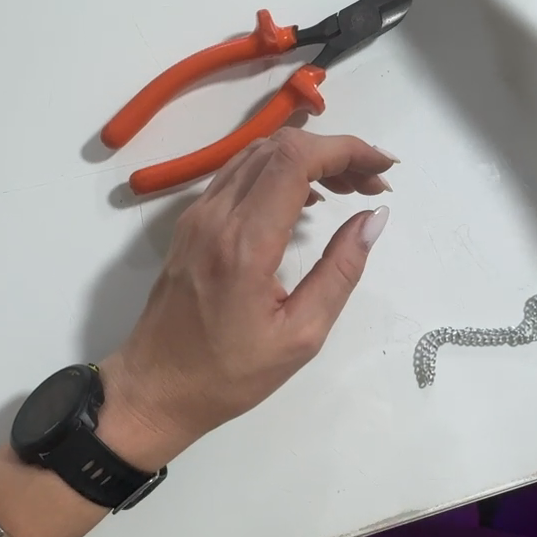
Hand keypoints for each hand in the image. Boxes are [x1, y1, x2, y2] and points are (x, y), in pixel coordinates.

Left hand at [97, 129, 394, 464]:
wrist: (154, 389)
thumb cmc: (229, 374)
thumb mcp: (301, 335)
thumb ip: (341, 270)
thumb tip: (373, 218)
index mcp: (244, 244)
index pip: (295, 160)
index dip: (345, 150)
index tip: (382, 169)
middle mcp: (216, 216)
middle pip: (280, 148)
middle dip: (335, 152)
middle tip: (373, 184)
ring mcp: (198, 215)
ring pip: (259, 154)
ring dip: (309, 158)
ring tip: (350, 189)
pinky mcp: (192, 223)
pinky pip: (241, 174)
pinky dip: (282, 171)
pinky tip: (309, 199)